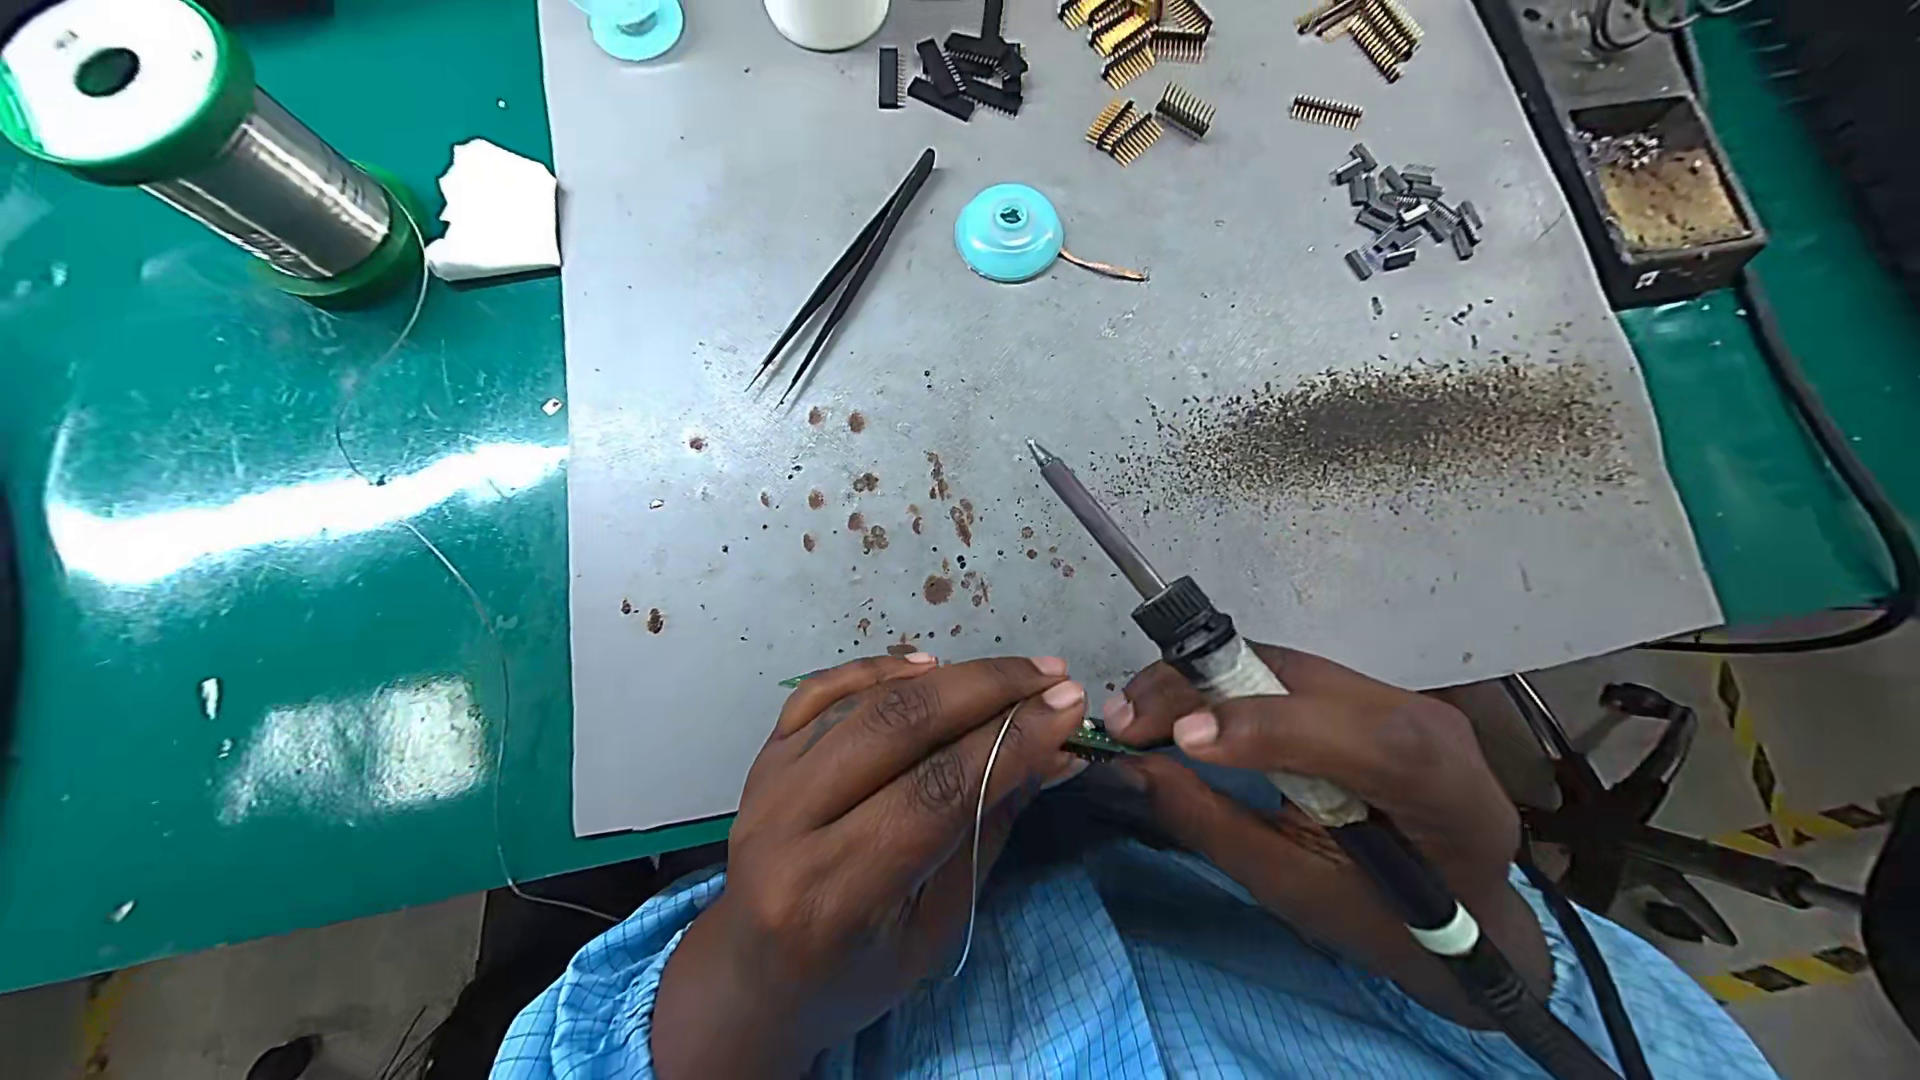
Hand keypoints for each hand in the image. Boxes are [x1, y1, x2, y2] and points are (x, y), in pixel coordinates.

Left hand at [652, 653, 1088, 1077]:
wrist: (756, 978)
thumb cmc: (856, 973)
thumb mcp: (937, 924)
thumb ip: (989, 827)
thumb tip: (1053, 753)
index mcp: (835, 894)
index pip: (938, 792)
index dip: (1012, 740)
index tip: (1068, 705)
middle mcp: (789, 826)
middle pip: (898, 729)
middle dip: (986, 690)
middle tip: (1048, 676)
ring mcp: (768, 782)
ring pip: (865, 702)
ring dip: (945, 677)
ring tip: (1007, 673)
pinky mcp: (764, 756)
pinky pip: (820, 690)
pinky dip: (878, 668)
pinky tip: (927, 664)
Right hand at [1102, 644, 1549, 1025]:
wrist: (1457, 910)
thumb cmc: (1384, 920)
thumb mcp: (1296, 891)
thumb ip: (1214, 825)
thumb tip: (1132, 769)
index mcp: (1445, 792)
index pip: (1368, 740)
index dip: (1272, 726)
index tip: (1183, 738)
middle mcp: (1423, 721)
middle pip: (1303, 680)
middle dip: (1201, 690)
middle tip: (1123, 720)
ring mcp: (1386, 694)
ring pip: (1274, 661)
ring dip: (1193, 681)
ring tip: (1134, 713)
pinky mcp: (1349, 686)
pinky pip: (1268, 669)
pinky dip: (1209, 683)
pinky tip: (1171, 705)